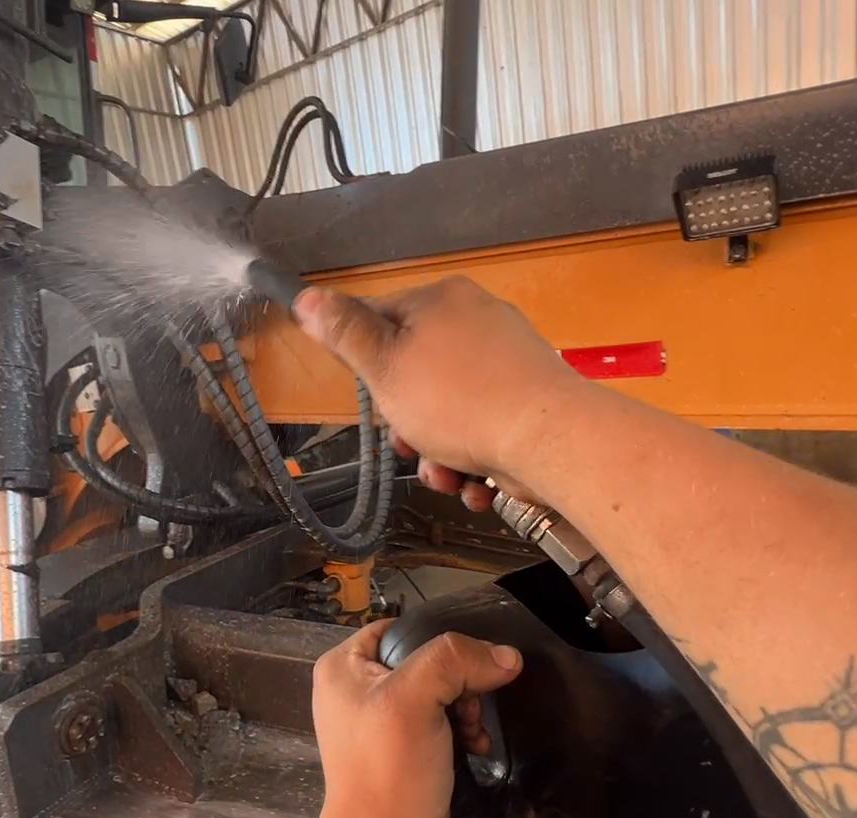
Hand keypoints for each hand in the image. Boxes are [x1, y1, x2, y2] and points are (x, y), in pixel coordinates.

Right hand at [293, 276, 576, 511]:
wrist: (548, 439)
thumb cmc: (458, 401)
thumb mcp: (384, 367)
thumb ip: (345, 334)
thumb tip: (308, 297)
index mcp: (441, 301)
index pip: (379, 320)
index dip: (365, 365)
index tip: (371, 399)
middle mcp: (477, 320)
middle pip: (415, 374)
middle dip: (407, 424)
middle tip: (409, 445)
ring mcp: (507, 361)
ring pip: (448, 410)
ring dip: (437, 453)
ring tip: (448, 475)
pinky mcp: (528, 399)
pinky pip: (483, 426)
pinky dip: (473, 458)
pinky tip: (477, 482)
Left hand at [310, 620, 522, 817]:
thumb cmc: (387, 764)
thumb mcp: (414, 699)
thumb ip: (455, 662)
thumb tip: (506, 655)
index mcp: (343, 664)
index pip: (399, 628)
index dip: (438, 640)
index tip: (471, 662)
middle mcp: (354, 685)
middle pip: (424, 661)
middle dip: (458, 683)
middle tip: (471, 707)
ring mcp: (376, 717)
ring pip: (437, 691)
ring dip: (465, 708)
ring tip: (473, 733)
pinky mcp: (397, 745)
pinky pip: (438, 720)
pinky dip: (460, 730)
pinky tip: (474, 747)